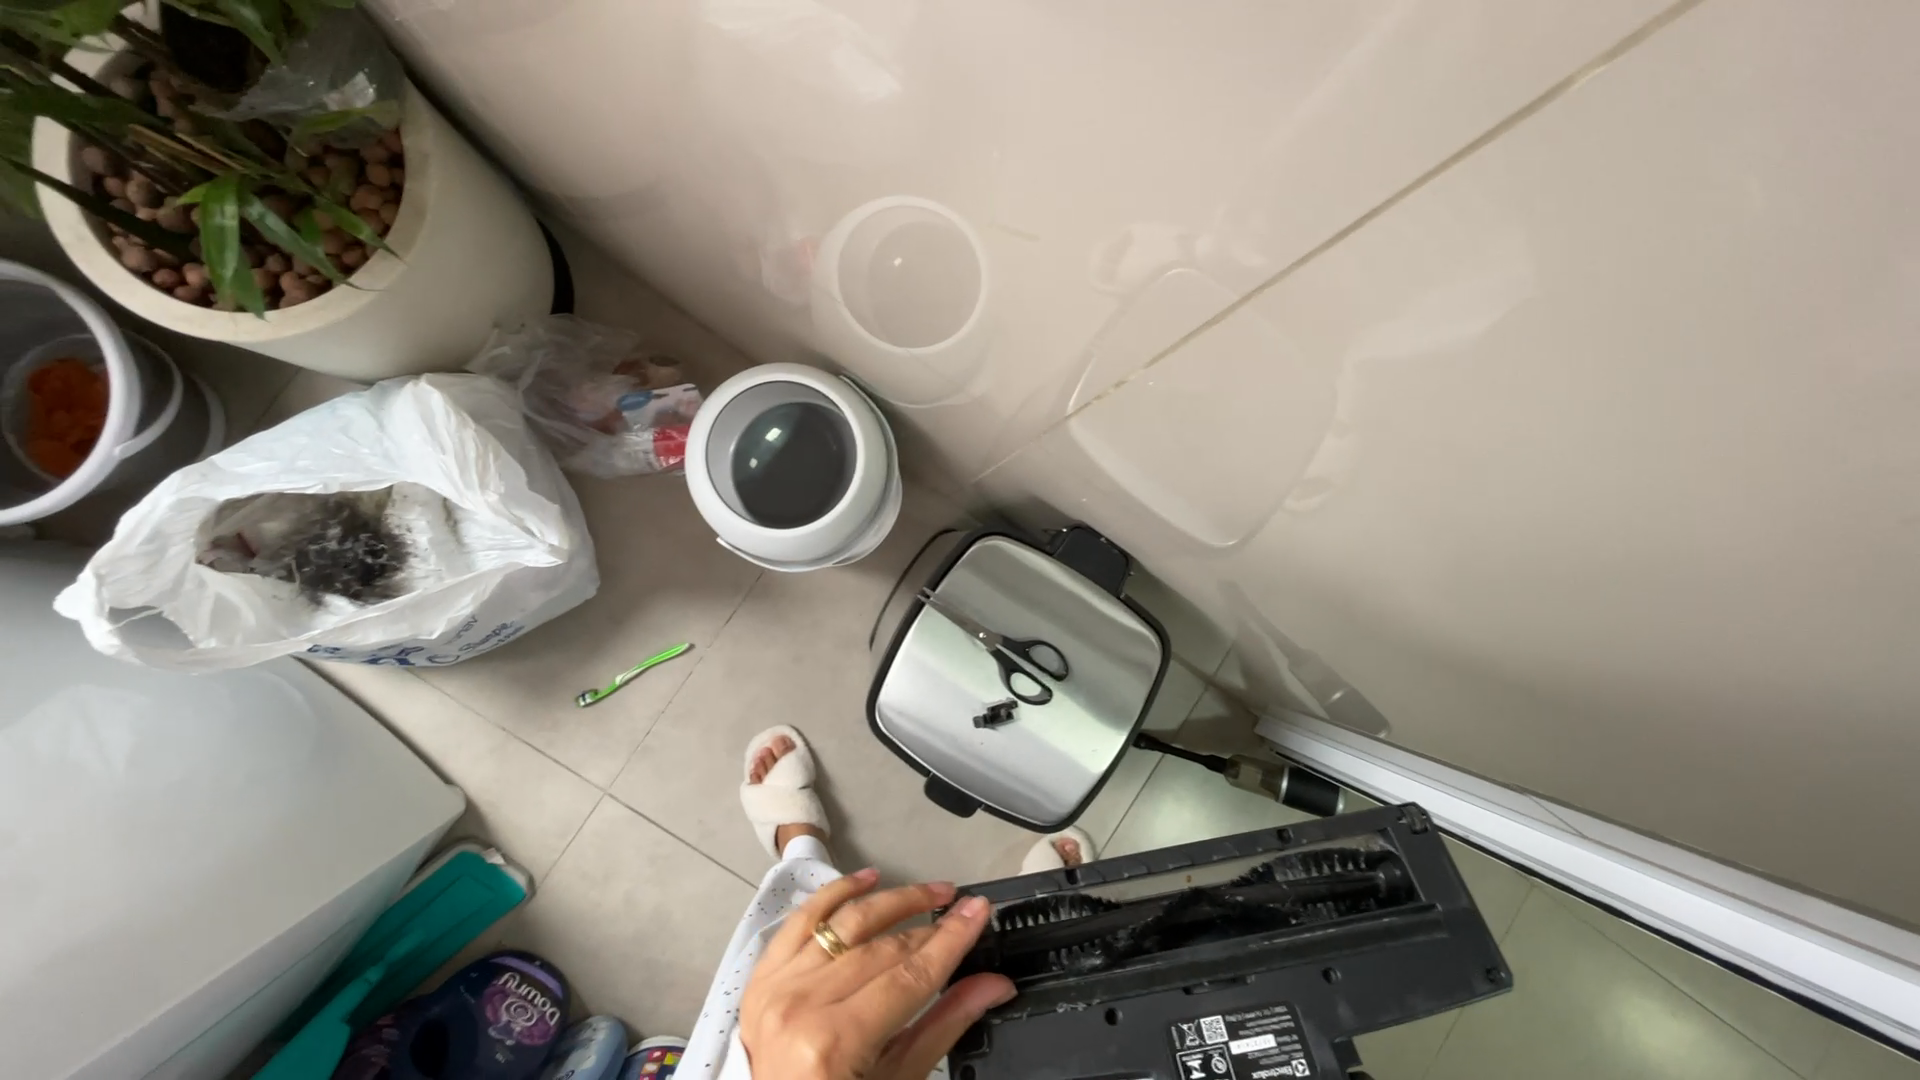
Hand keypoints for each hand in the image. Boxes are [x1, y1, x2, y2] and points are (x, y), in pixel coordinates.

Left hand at [739, 868, 1015, 1079]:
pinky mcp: (763, 976)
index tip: (978, 910)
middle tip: (961, 907)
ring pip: (847, 923)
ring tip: (930, 890)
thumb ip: (945, 1023)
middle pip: (882, 950)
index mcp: (836, 1042)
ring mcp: (778, 987)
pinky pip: (802, 920)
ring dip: (892, 899)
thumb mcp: (897, 1078)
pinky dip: (836, 893)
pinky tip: (867, 878)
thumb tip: (994, 983)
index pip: (909, 976)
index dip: (950, 939)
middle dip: (929, 926)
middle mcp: (803, 1006)